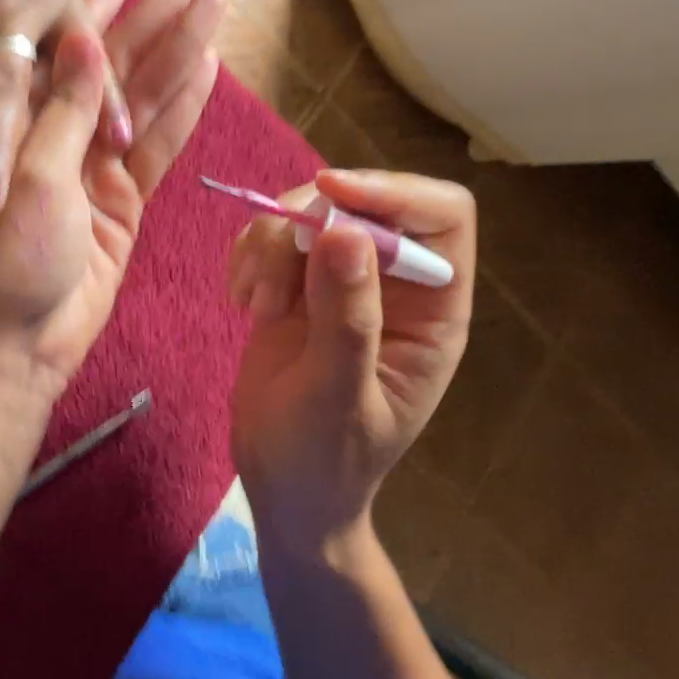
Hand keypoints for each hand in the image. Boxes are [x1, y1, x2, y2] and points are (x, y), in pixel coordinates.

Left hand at [0, 0, 221, 393]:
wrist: (19, 342)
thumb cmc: (7, 258)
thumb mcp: (32, 175)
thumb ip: (65, 109)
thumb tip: (85, 35)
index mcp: (20, 119)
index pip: (64, 47)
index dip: (96, 6)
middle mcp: (59, 133)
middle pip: (116, 64)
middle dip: (156, 16)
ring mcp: (95, 166)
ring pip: (144, 98)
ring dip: (179, 52)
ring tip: (216, 2)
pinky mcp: (123, 199)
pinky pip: (157, 145)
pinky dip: (182, 110)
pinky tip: (208, 68)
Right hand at [225, 170, 474, 552]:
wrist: (282, 487)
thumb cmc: (326, 458)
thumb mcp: (338, 396)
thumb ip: (347, 318)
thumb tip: (343, 231)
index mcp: (433, 308)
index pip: (439, 216)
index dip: (392, 192)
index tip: (327, 195)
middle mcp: (392, 284)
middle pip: (361, 202)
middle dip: (306, 222)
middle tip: (267, 274)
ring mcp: (339, 280)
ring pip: (307, 213)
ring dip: (267, 245)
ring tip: (252, 304)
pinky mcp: (293, 285)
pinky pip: (270, 236)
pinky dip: (246, 255)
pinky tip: (240, 302)